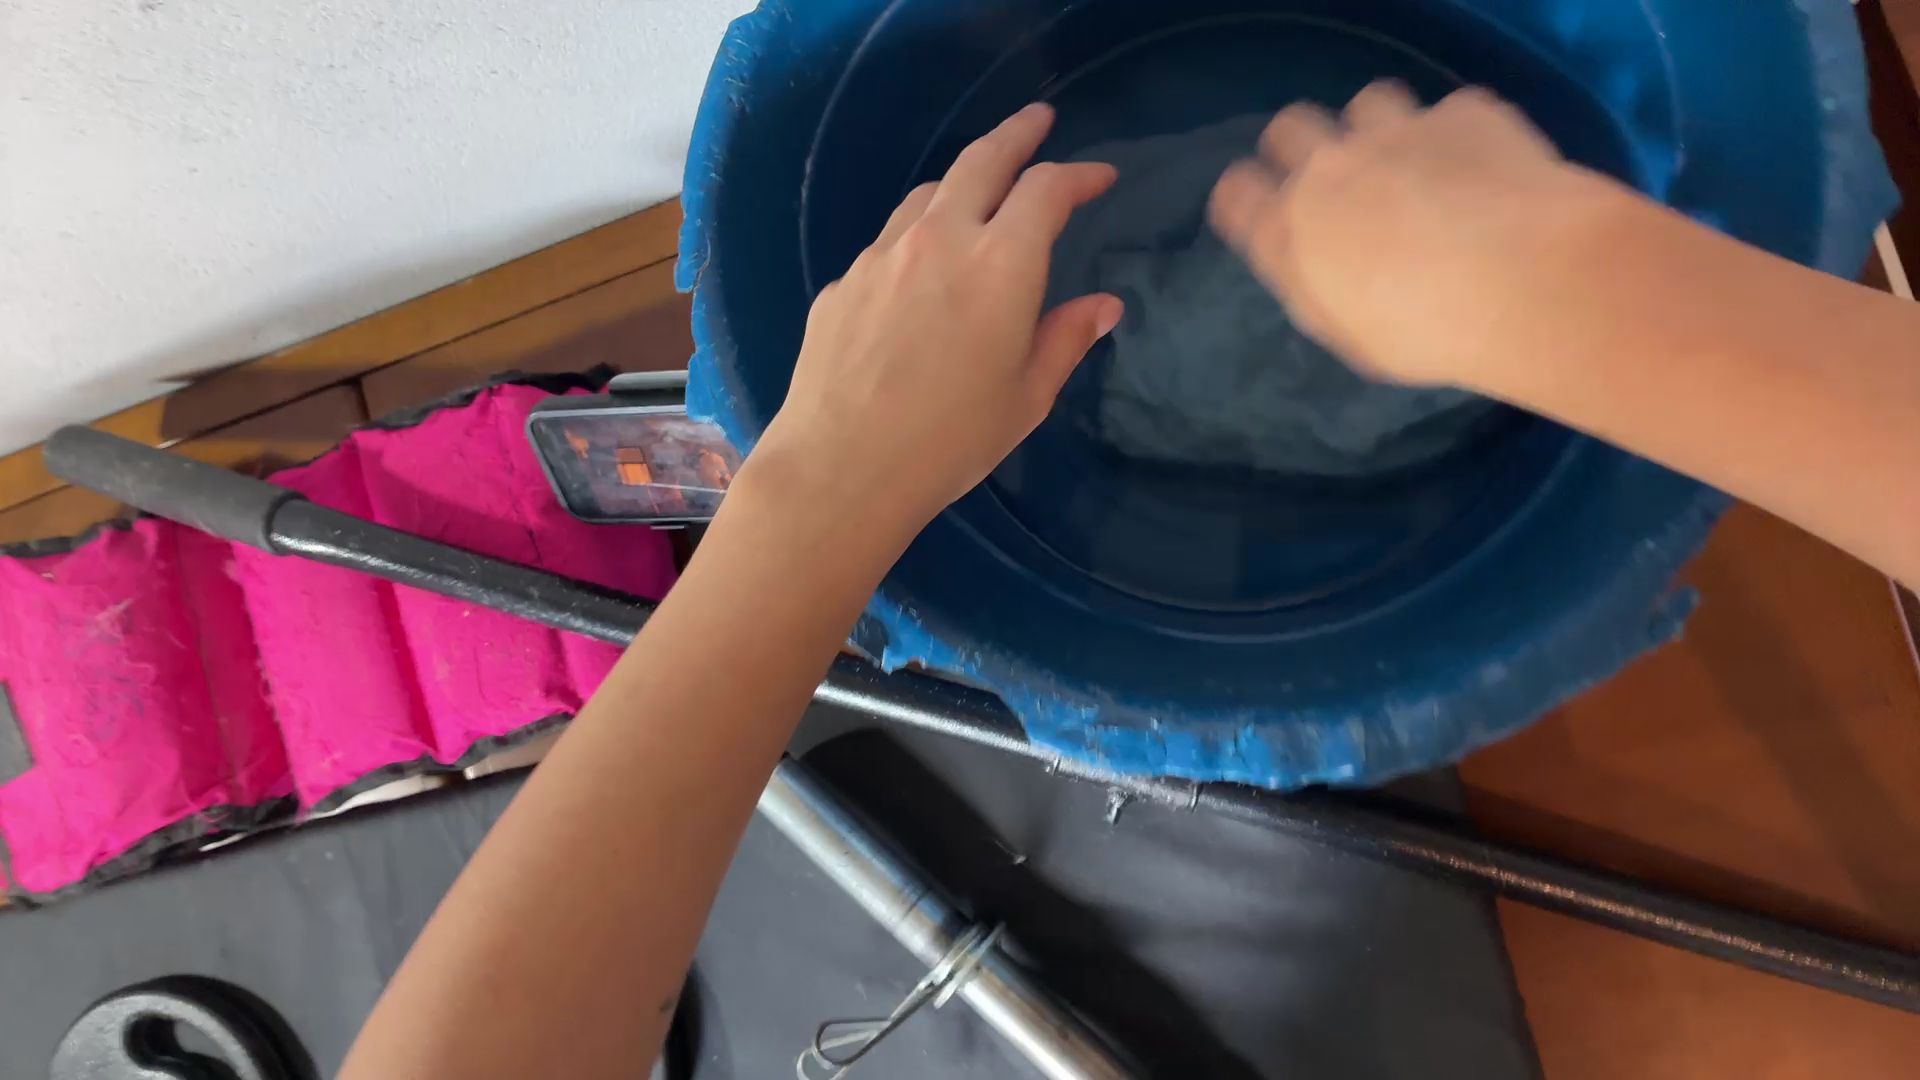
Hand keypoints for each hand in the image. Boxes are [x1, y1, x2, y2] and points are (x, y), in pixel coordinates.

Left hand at [751, 102, 1122, 540]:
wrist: (843, 466)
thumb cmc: (950, 443)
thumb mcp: (1025, 399)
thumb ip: (1065, 340)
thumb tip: (1103, 306)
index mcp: (1001, 265)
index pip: (1047, 191)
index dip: (1079, 175)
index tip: (1098, 178)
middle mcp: (939, 240)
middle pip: (982, 160)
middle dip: (1018, 134)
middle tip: (1037, 121)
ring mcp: (882, 257)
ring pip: (927, 196)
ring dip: (961, 184)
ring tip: (978, 195)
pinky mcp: (843, 283)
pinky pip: (888, 244)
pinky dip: (916, 239)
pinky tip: (917, 274)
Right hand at [1208, 81, 1637, 388]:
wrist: (1522, 283)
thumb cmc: (1418, 334)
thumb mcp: (1341, 327)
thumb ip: (1316, 281)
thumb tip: (1318, 261)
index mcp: (1287, 234)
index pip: (1235, 194)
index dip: (1243, 196)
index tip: (1256, 206)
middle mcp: (1327, 172)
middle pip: (1288, 128)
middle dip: (1297, 144)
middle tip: (1324, 173)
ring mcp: (1394, 134)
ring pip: (1364, 103)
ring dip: (1374, 129)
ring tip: (1401, 159)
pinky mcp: (1462, 112)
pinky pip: (1445, 110)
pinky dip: (1452, 134)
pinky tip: (1472, 164)